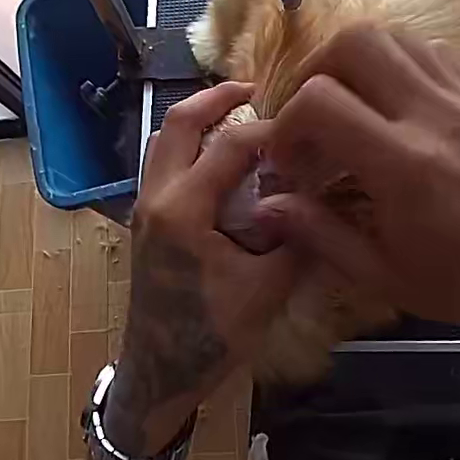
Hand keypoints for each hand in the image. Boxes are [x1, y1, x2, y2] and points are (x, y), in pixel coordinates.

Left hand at [108, 82, 299, 454]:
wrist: (160, 371)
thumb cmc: (212, 334)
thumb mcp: (266, 289)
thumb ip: (293, 237)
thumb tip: (316, 200)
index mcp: (183, 210)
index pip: (230, 145)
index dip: (270, 130)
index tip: (302, 130)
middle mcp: (156, 198)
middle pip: (177, 124)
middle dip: (214, 97)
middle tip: (253, 88)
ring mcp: (144, 208)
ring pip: (163, 142)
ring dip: (197, 120)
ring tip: (236, 115)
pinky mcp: (145, 222)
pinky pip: (163, 165)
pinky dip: (188, 147)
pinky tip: (220, 161)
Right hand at [258, 24, 459, 364]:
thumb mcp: (378, 273)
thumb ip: (316, 231)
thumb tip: (262, 206)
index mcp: (404, 165)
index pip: (320, 100)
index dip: (287, 124)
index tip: (290, 161)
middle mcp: (434, 115)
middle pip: (356, 41)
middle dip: (314, 72)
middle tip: (309, 116)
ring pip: (394, 35)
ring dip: (353, 63)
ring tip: (345, 107)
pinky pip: (427, 51)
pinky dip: (393, 65)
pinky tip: (388, 107)